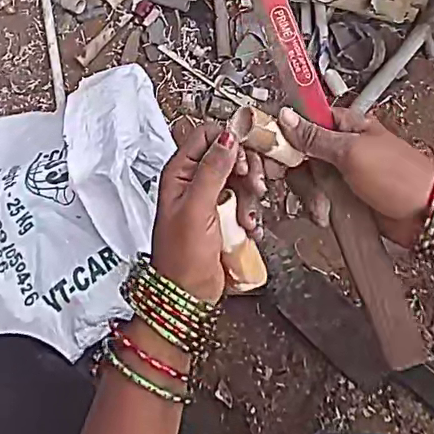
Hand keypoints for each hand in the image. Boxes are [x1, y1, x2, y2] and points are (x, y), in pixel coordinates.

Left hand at [151, 120, 263, 302]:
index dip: (229, 142)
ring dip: (251, 196)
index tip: (245, 160)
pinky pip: (246, 200)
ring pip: (241, 177)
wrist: (186, 298)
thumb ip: (212, 170)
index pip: (207, 135)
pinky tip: (249, 229)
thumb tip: (228, 137)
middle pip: (229, 154)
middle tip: (254, 186)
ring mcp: (211, 196)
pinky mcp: (225, 213)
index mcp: (180, 171)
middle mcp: (194, 179)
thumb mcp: (196, 208)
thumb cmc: (181, 257)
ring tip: (247, 219)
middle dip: (246, 170)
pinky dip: (252, 212)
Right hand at [277, 107, 433, 246]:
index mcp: (344, 124)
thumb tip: (286, 115)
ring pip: (305, 177)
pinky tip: (325, 215)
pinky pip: (317, 197)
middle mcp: (339, 145)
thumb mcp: (352, 152)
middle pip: (297, 151)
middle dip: (296, 171)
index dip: (284, 135)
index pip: (302, 120)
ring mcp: (340, 171)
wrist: (427, 216)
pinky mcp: (342, 196)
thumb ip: (315, 136)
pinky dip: (317, 207)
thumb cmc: (399, 176)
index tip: (275, 153)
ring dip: (309, 193)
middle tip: (303, 183)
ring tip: (323, 206)